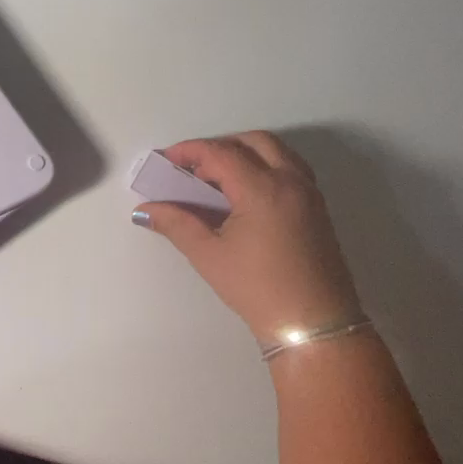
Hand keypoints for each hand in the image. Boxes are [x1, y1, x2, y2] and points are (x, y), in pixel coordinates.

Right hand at [133, 132, 362, 342]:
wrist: (314, 322)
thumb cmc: (256, 287)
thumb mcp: (208, 255)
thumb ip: (175, 223)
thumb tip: (145, 210)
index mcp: (262, 189)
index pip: (220, 153)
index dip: (189, 151)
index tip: (165, 161)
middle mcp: (290, 182)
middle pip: (254, 142)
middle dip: (219, 146)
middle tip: (192, 169)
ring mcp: (310, 194)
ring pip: (277, 152)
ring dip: (245, 153)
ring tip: (217, 180)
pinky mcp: (317, 209)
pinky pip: (290, 170)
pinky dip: (264, 167)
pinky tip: (244, 195)